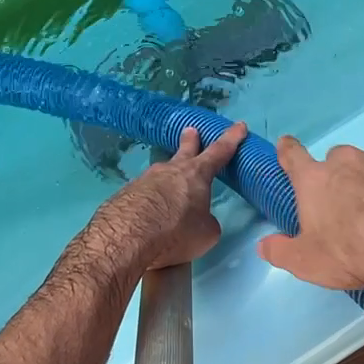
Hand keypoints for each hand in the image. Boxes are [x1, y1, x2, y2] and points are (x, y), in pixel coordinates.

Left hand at [97, 123, 246, 268]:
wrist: (126, 237)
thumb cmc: (176, 232)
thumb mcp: (206, 233)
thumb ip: (206, 222)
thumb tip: (199, 220)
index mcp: (196, 175)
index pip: (219, 152)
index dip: (231, 139)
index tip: (239, 126)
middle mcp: (170, 171)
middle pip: (184, 151)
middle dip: (190, 141)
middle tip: (190, 131)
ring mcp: (144, 180)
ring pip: (161, 173)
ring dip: (167, 176)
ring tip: (169, 188)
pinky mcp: (125, 194)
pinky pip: (144, 192)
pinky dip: (150, 199)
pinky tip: (148, 212)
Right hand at [256, 135, 363, 290]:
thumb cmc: (350, 253)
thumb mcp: (306, 262)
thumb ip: (280, 251)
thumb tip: (264, 245)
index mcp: (314, 178)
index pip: (292, 154)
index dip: (287, 151)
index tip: (287, 149)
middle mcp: (345, 161)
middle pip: (333, 160)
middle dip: (334, 177)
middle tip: (340, 206)